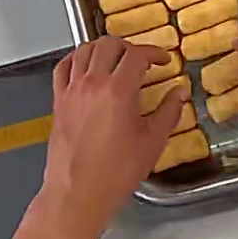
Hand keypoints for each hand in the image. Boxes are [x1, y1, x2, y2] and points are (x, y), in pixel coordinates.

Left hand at [39, 36, 184, 233]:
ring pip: (84, 50)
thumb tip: (178, 94)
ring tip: (116, 58)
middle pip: (109, 44)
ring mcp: (71, 91)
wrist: (77, 194)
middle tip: (141, 59)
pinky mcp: (58, 102)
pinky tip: (84, 65)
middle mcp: (92, 83)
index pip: (137, 55)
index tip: (163, 60)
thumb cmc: (116, 172)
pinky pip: (63, 68)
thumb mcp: (152, 142)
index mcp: (118, 90)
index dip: (154, 53)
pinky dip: (76, 59)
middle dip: (129, 47)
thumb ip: (169, 112)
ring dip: (103, 48)